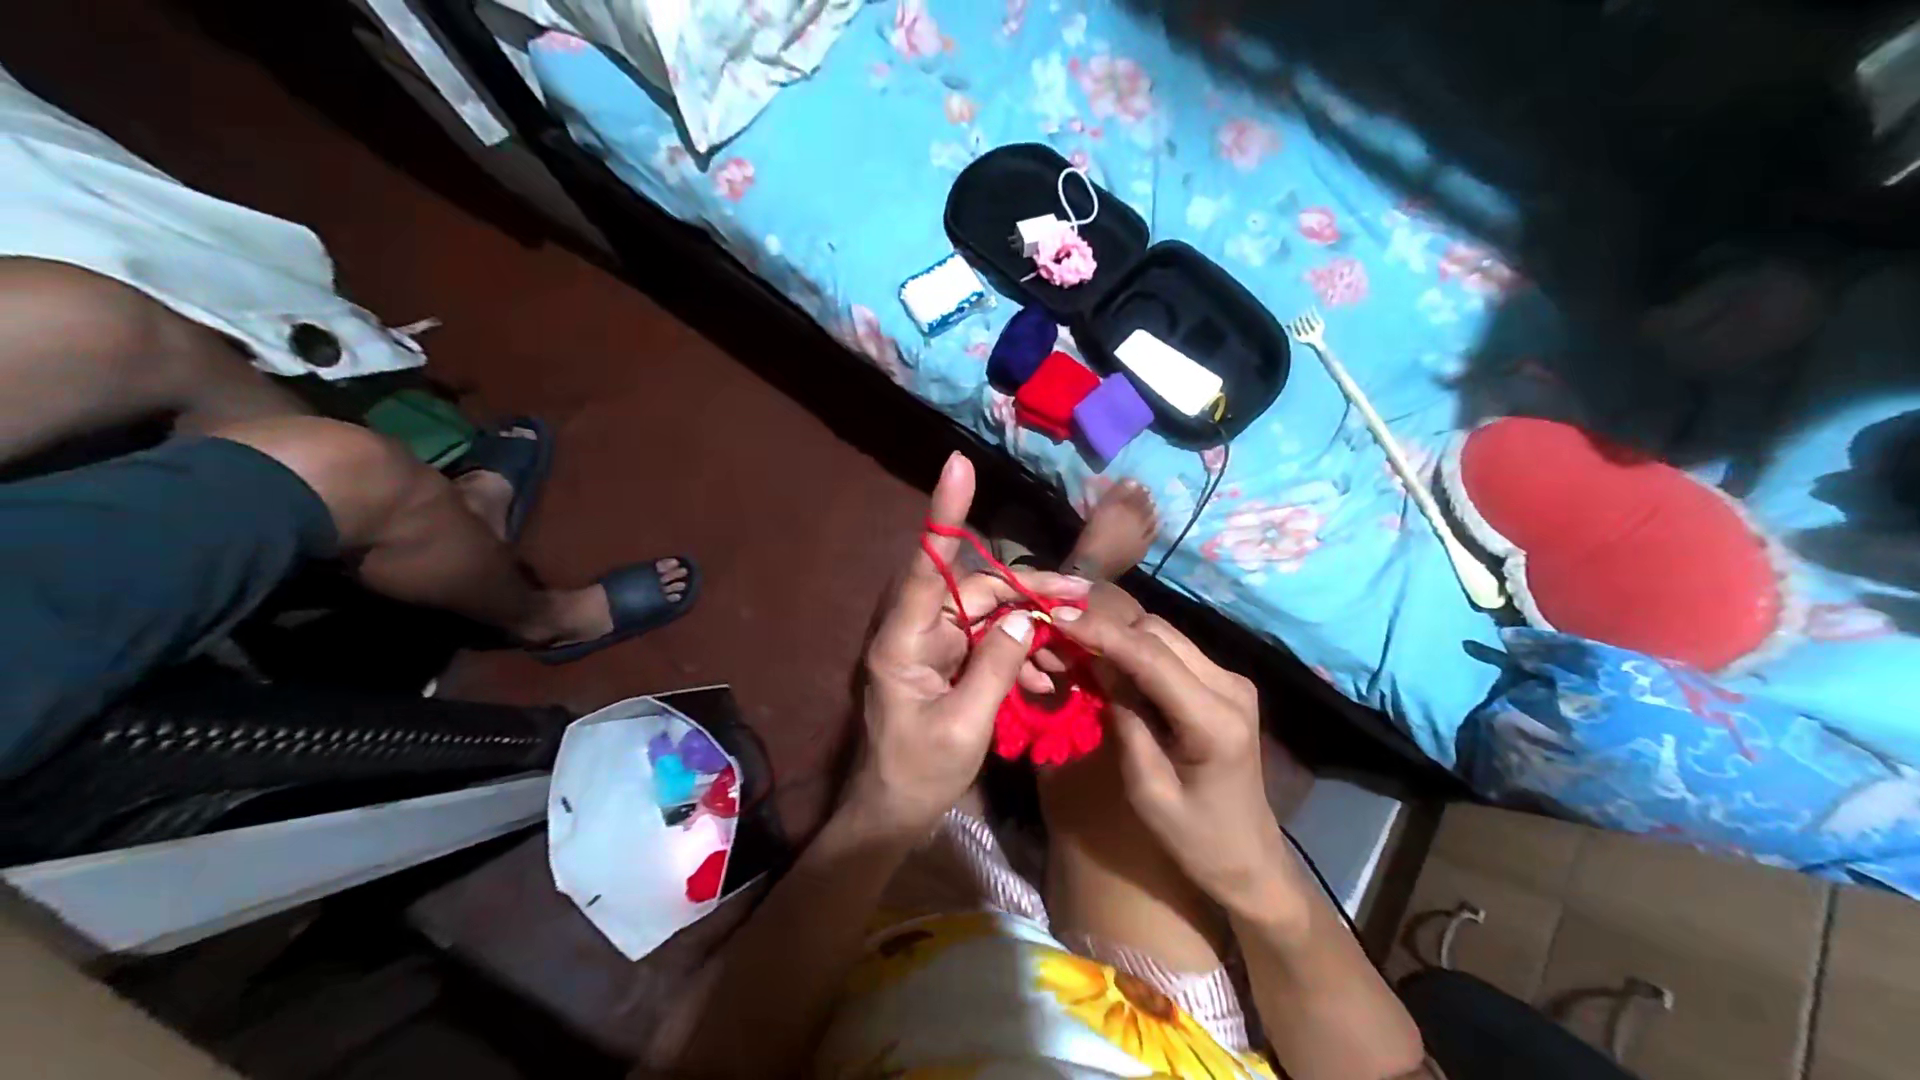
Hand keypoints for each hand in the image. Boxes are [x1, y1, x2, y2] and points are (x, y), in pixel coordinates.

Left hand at [854, 452, 1089, 836]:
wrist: (892, 816)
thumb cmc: (916, 776)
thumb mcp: (964, 727)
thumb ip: (997, 669)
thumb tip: (1028, 619)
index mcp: (905, 641)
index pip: (926, 565)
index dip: (943, 513)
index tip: (957, 465)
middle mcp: (918, 632)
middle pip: (977, 590)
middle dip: (1029, 593)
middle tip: (1080, 600)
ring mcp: (934, 647)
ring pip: (990, 615)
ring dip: (1030, 629)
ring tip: (1072, 648)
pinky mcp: (949, 664)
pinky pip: (990, 643)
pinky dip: (1020, 655)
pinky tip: (1049, 677)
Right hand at [1053, 604, 1291, 915]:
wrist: (1248, 856)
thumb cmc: (1194, 837)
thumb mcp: (1146, 788)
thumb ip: (1123, 720)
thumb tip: (1095, 664)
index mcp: (1214, 720)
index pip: (1150, 657)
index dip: (1101, 632)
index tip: (1057, 617)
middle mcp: (1230, 687)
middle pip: (1158, 633)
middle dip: (1105, 628)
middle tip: (1058, 635)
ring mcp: (1231, 680)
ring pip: (1163, 634)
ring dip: (1119, 635)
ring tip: (1076, 645)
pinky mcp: (1223, 682)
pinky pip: (1171, 649)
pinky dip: (1135, 648)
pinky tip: (1108, 661)